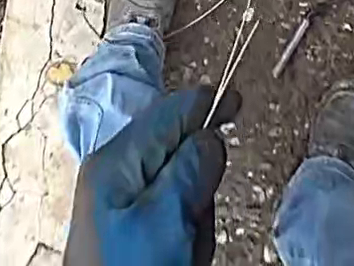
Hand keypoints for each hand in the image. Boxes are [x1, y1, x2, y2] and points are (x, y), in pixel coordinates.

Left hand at [65, 85, 240, 265]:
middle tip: (194, 223)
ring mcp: (122, 200)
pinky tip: (179, 256)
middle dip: (199, 177)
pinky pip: (173, 211)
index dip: (207, 103)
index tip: (238, 103)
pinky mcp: (132, 227)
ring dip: (194, 211)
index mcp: (116, 159)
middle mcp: (117, 171)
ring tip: (184, 249)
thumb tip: (212, 133)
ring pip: (180, 180)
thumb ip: (191, 168)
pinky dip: (185, 230)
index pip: (170, 111)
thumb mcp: (165, 221)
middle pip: (178, 145)